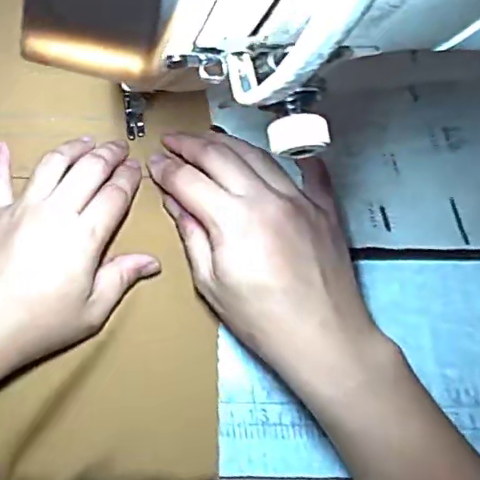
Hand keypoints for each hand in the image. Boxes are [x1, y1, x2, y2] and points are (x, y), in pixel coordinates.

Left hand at [0, 136, 159, 376]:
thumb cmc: (38, 324)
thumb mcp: (90, 311)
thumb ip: (120, 279)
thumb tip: (149, 261)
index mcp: (84, 235)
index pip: (115, 194)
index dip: (129, 178)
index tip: (136, 168)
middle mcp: (55, 211)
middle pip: (88, 170)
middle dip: (108, 155)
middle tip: (118, 147)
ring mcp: (22, 208)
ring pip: (51, 164)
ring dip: (70, 149)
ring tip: (84, 142)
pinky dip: (0, 162)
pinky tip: (1, 146)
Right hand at [147, 131, 385, 388]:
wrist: (325, 340)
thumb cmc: (263, 320)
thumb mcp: (210, 282)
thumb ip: (191, 235)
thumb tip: (175, 202)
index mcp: (234, 220)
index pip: (189, 179)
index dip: (166, 168)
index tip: (154, 162)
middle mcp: (267, 198)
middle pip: (220, 155)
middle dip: (190, 144)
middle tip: (172, 140)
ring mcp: (299, 198)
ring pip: (256, 154)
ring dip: (227, 143)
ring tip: (208, 140)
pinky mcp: (323, 207)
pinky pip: (306, 170)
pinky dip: (288, 157)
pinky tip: (276, 153)